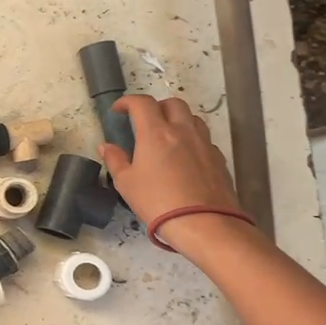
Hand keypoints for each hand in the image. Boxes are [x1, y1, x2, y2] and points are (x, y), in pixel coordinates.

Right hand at [99, 95, 248, 252]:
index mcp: (156, 133)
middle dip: (156, 106)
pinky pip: (203, 139)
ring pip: (192, 118)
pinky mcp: (218, 158)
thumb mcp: (126, 183)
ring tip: (165, 135)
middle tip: (143, 120)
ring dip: (177, 119)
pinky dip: (191, 139)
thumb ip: (115, 160)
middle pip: (173, 103)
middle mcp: (182, 131)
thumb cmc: (156, 201)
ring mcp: (204, 143)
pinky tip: (183, 156)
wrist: (203, 223)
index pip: (142, 103)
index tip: (118, 110)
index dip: (128, 102)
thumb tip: (106, 146)